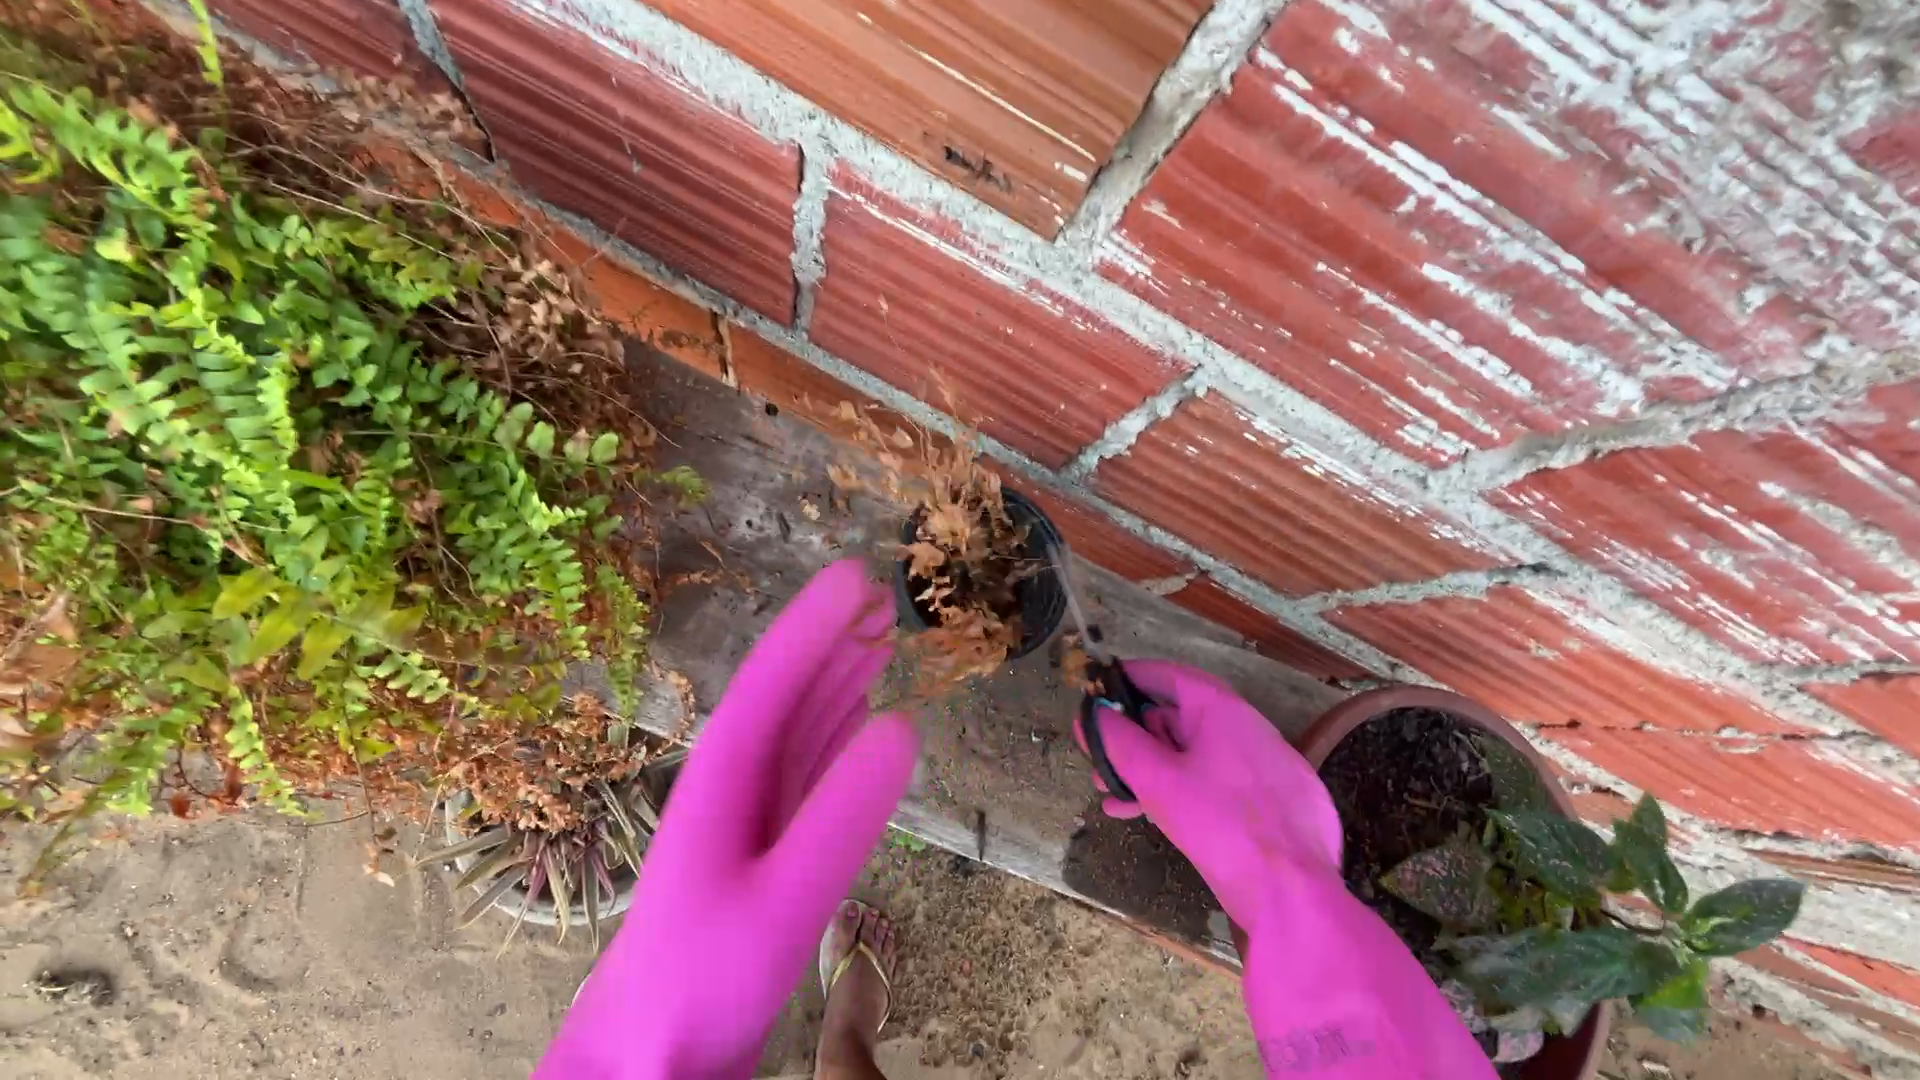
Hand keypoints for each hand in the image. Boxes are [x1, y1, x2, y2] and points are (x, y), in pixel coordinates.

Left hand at [536, 560, 919, 1079]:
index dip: (814, 623)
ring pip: (803, 724)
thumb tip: (905, 725)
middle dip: (832, 637)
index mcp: (725, 773)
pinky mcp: (769, 839)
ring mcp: (753, 808)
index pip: (773, 677)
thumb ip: (842, 818)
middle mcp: (737, 776)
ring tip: (879, 638)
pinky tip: (861, 716)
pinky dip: (840, 733)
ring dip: (839, 677)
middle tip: (881, 595)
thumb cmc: (704, 977)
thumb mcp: (782, 903)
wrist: (655, 1049)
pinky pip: (812, 767)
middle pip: (790, 688)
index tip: (858, 576)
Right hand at [1078, 660, 1342, 931]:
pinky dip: (1181, 791)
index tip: (1100, 688)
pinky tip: (1149, 816)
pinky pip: (1217, 783)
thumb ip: (1120, 742)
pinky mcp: (1275, 804)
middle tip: (1100, 760)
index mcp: (1223, 711)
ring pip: (1195, 756)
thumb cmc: (1218, 824)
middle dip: (1134, 738)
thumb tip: (1096, 715)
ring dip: (1151, 770)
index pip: (1170, 676)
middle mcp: (1249, 729)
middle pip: (1179, 718)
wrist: (1292, 894)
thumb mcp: (1156, 780)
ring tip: (1114, 796)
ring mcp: (1267, 767)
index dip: (1131, 678)